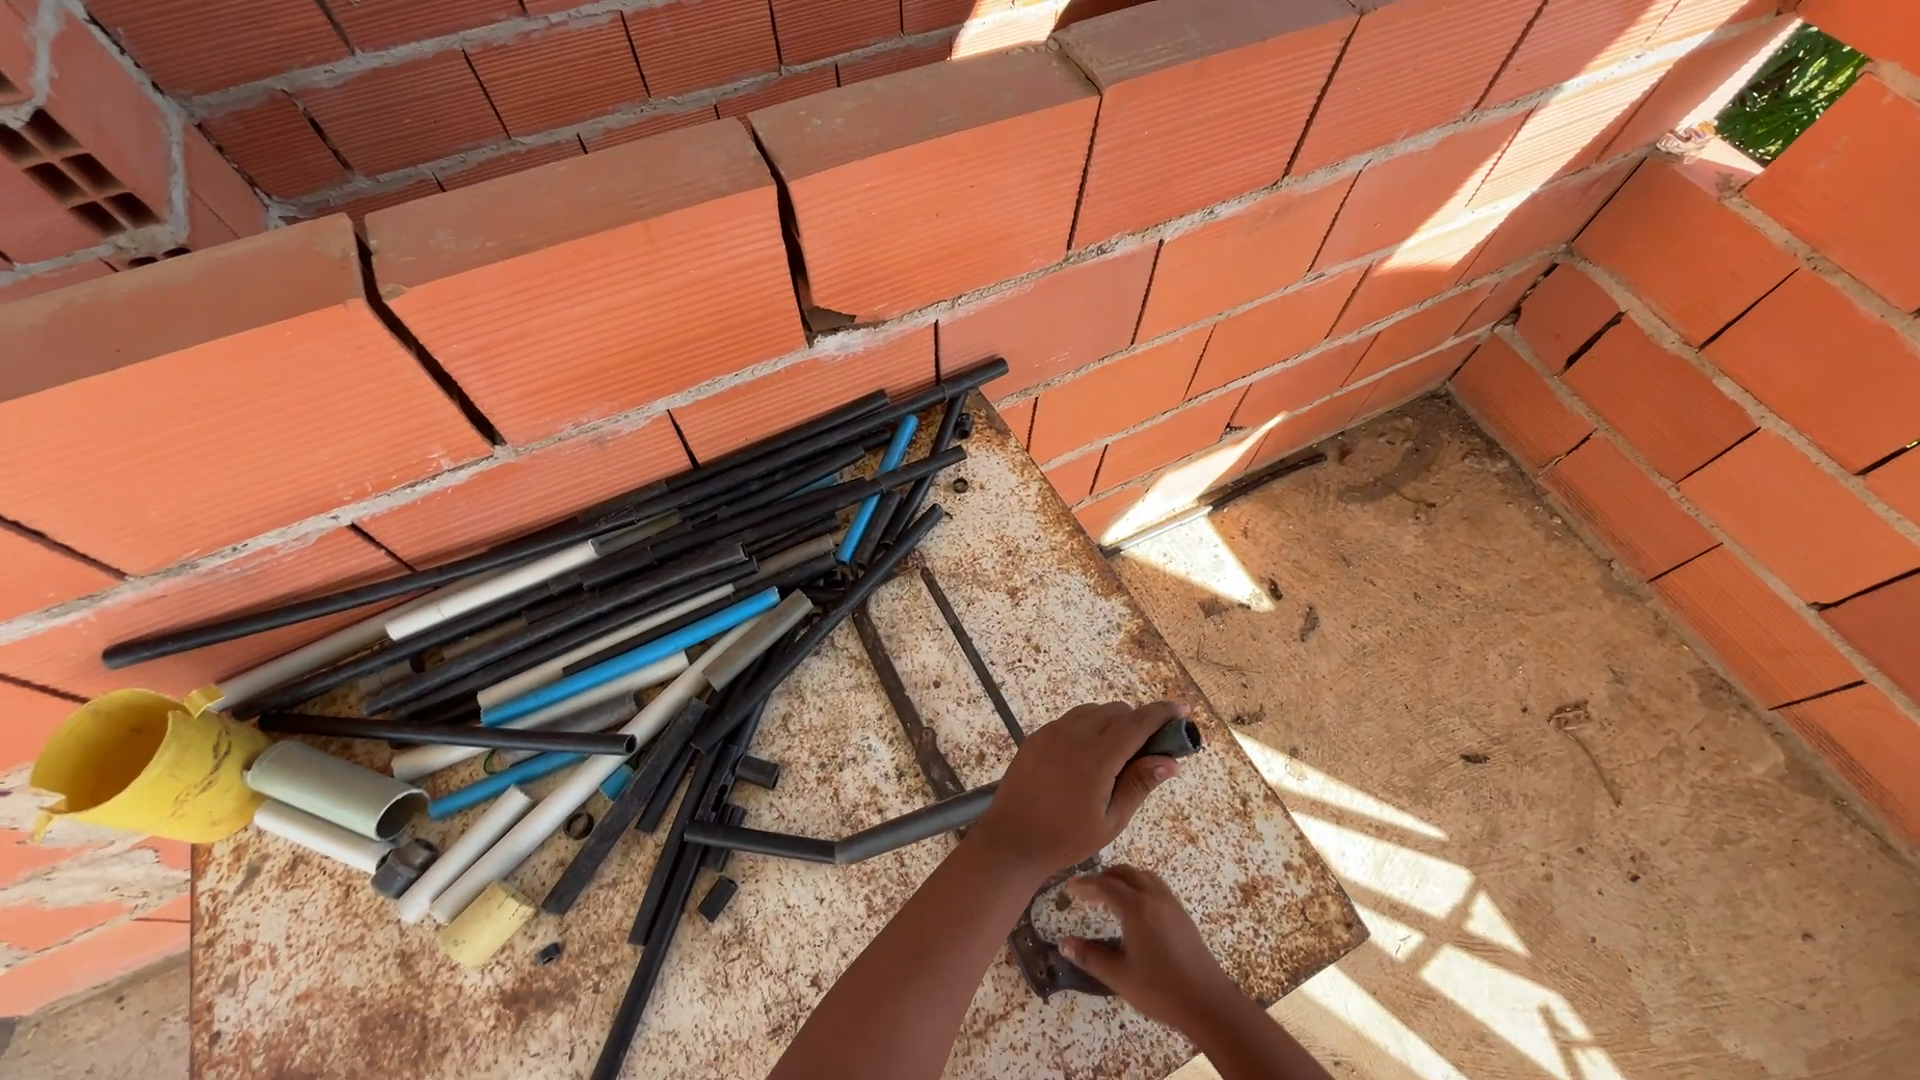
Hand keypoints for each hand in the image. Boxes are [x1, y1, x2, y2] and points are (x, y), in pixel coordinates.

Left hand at [968, 700, 1185, 880]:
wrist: (1011, 841)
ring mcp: (1051, 733)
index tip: (1182, 708)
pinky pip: (1070, 720)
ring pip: (1093, 711)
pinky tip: (1090, 753)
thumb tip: (1170, 761)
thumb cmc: (1066, 839)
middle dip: (1138, 721)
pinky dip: (1088, 726)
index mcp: (1096, 758)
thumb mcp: (1111, 820)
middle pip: (1116, 712)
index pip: (1137, 722)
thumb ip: (1139, 784)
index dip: (1162, 712)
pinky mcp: (1036, 737)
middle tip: (1149, 747)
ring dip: (1112, 722)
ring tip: (1119, 753)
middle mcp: (1073, 736)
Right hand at [1059, 866, 1240, 1033]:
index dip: (1086, 884)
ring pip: (1144, 877)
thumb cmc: (1160, 989)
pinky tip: (1137, 908)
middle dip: (1104, 877)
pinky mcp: (1183, 915)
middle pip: (1125, 873)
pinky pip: (1157, 886)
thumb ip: (1089, 957)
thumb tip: (1063, 943)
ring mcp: (1172, 904)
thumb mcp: (1119, 976)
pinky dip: (1140, 886)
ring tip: (1110, 895)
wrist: (1208, 1002)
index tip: (1070, 887)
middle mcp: (1154, 898)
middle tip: (1087, 891)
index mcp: (1136, 908)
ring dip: (1124, 879)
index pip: (1105, 885)